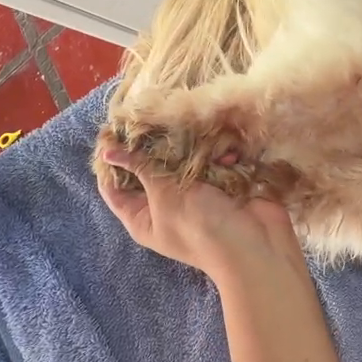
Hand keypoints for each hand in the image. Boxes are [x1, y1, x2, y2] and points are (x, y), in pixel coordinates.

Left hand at [98, 147, 302, 282]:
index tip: (112, 129)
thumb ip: (141, 168)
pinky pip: (213, 162)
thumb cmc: (201, 226)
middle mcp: (165, 205)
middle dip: (155, 146)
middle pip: (150, 169)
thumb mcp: (164, 196)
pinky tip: (227, 154)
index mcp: (142, 217)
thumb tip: (107, 152)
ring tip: (195, 134)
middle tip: (154, 117)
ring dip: (192, 148)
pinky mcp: (221, 185)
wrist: (253, 245)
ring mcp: (195, 194)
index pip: (114, 187)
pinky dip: (219, 155)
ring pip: (184, 160)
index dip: (111, 161)